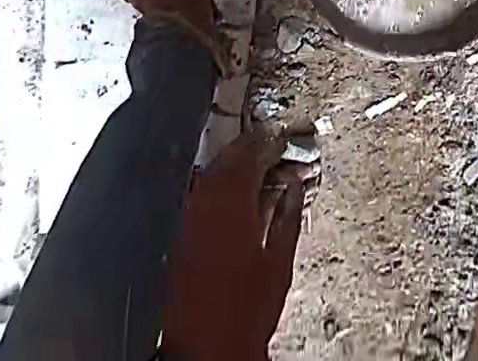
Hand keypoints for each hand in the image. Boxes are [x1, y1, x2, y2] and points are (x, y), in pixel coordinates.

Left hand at [161, 131, 313, 359]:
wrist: (204, 349)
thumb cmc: (246, 309)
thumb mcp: (280, 260)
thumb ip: (288, 215)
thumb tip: (295, 184)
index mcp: (235, 204)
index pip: (252, 156)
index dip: (269, 143)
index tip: (282, 138)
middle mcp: (208, 204)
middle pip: (229, 158)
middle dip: (251, 146)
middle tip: (269, 141)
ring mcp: (191, 218)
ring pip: (213, 172)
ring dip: (234, 161)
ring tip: (253, 160)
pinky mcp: (182, 234)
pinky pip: (201, 191)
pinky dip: (218, 181)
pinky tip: (231, 189)